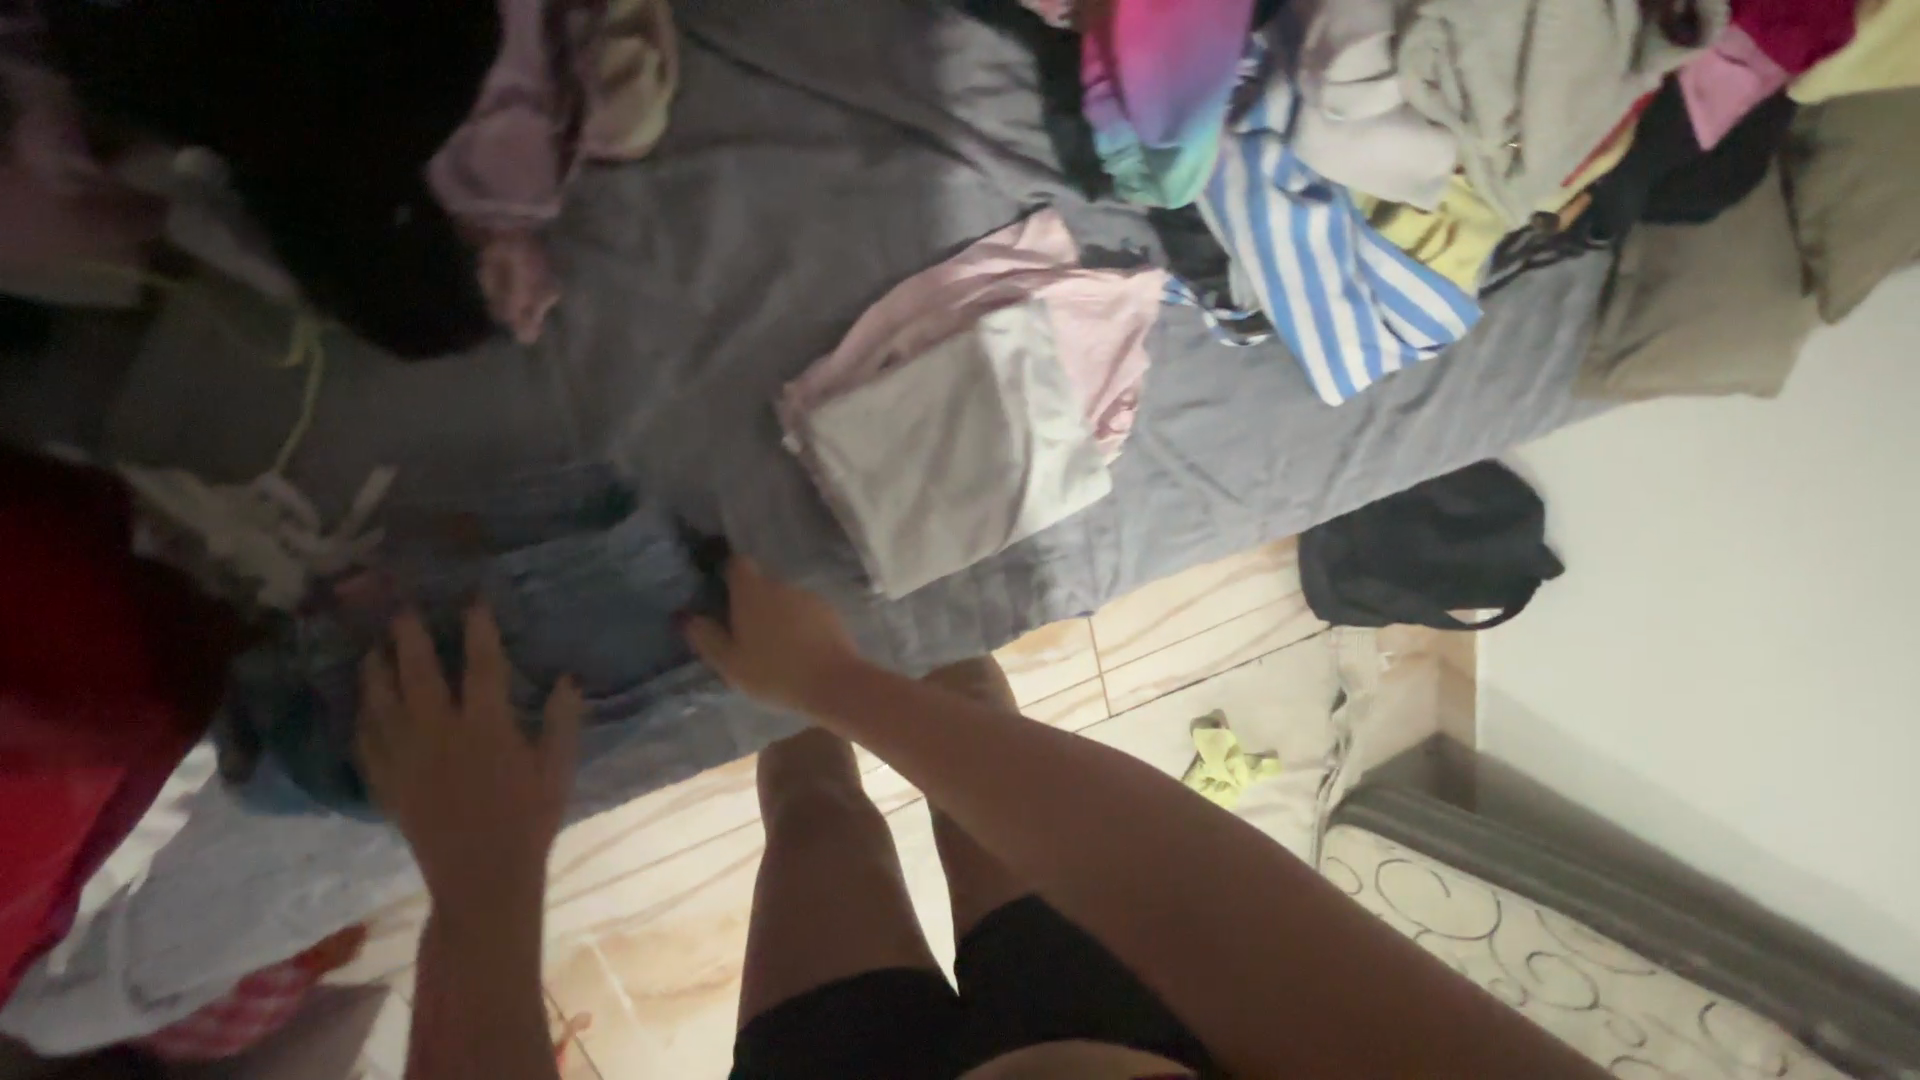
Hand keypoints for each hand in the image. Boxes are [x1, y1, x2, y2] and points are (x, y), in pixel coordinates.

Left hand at [357, 605, 582, 906]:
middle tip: (401, 611)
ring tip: (373, 649)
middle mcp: (440, 735)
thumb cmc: (529, 818)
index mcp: (486, 728)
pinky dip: (362, 718)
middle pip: (418, 675)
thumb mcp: (558, 769)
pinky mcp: (388, 784)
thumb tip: (568, 678)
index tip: (473, 601)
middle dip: (410, 639)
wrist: (482, 876)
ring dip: (376, 672)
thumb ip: (562, 721)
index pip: (481, 666)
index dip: (478, 630)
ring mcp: (407, 760)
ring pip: (381, 704)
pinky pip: (366, 743)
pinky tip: (363, 706)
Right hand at [681, 556, 867, 713]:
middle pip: (761, 585)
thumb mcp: (729, 662)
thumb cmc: (774, 672)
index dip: (728, 575)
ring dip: (777, 617)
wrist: (834, 683)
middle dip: (752, 604)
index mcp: (753, 591)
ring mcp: (810, 598)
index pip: (737, 564)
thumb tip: (686, 616)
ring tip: (774, 651)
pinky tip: (799, 654)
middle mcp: (782, 586)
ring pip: (785, 601)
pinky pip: (806, 614)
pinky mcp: (831, 614)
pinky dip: (799, 627)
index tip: (721, 596)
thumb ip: (705, 637)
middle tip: (744, 637)